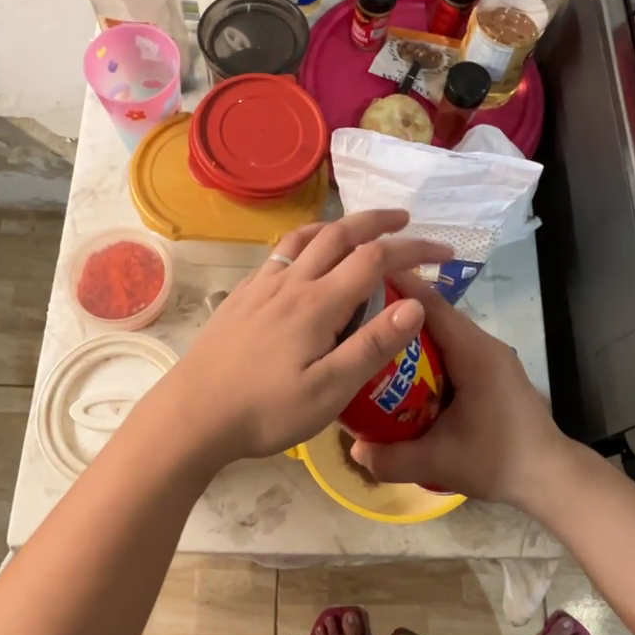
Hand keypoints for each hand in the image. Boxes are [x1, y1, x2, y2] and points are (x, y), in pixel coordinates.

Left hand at [132, 210, 453, 471]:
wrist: (192, 415)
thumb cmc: (264, 410)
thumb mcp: (328, 391)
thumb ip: (372, 346)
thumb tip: (417, 306)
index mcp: (317, 304)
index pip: (375, 259)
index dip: (413, 250)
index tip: (443, 252)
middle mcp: (290, 283)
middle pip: (339, 235)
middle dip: (377, 222)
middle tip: (405, 219)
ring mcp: (261, 286)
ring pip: (304, 238)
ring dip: (337, 226)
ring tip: (356, 228)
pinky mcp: (241, 298)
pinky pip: (278, 254)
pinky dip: (303, 242)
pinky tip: (301, 258)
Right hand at [348, 270, 575, 507]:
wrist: (551, 479)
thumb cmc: (497, 461)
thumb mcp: (438, 462)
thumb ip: (391, 457)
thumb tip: (353, 450)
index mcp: (473, 352)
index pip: (430, 305)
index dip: (395, 289)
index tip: (357, 283)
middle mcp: (484, 345)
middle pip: (434, 315)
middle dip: (395, 312)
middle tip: (354, 317)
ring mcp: (491, 358)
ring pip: (443, 333)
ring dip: (410, 334)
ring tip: (371, 341)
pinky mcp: (493, 373)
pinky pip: (453, 350)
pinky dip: (426, 353)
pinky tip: (401, 371)